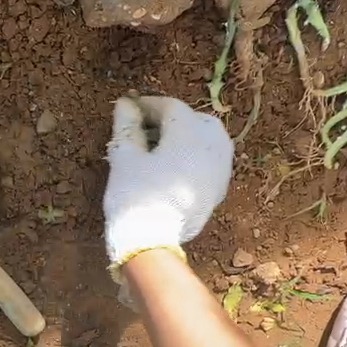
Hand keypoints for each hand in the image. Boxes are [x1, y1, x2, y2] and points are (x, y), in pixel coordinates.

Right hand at [103, 96, 234, 269]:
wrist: (152, 242)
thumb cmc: (135, 195)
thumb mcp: (125, 158)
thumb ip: (127, 127)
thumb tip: (125, 105)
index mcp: (190, 131)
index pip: (169, 106)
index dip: (148, 105)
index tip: (129, 109)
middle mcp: (213, 143)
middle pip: (193, 119)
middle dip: (169, 120)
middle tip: (144, 129)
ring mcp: (221, 168)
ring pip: (205, 140)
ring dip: (184, 138)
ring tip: (158, 149)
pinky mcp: (219, 189)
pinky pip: (208, 162)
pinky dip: (192, 158)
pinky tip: (173, 169)